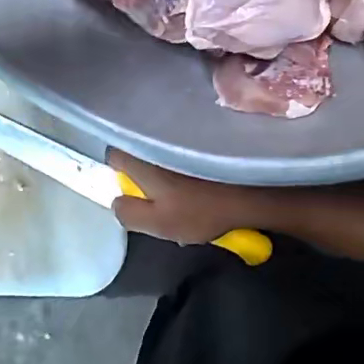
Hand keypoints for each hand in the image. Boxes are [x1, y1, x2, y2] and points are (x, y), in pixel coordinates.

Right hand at [108, 149, 283, 244]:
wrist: (249, 195)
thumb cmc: (200, 210)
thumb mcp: (157, 223)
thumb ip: (128, 212)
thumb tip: (116, 200)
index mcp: (144, 159)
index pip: (114, 155)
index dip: (117, 173)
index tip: (129, 190)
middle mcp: (160, 142)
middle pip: (138, 154)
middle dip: (141, 173)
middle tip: (155, 197)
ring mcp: (182, 140)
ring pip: (161, 154)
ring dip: (165, 170)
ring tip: (179, 195)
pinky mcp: (203, 143)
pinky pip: (182, 153)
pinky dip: (184, 166)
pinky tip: (197, 187)